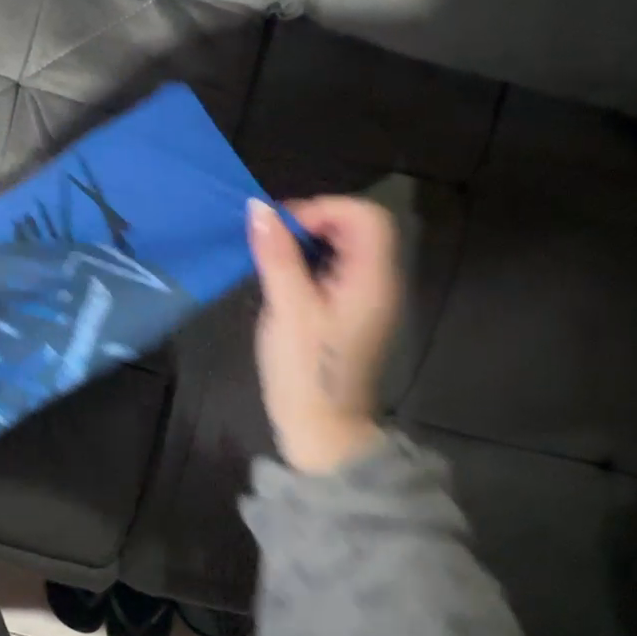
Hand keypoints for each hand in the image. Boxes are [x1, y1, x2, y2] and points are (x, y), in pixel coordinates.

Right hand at [246, 197, 401, 473]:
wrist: (321, 427)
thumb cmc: (306, 369)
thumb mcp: (287, 308)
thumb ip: (276, 255)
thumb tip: (259, 207)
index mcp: (371, 278)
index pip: (363, 215)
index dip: (321, 210)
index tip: (281, 230)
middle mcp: (377, 281)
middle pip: (356, 226)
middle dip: (311, 222)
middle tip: (270, 243)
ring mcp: (365, 297)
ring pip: (343, 246)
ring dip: (306, 243)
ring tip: (271, 261)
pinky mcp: (349, 311)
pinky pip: (334, 268)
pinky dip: (308, 263)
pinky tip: (282, 282)